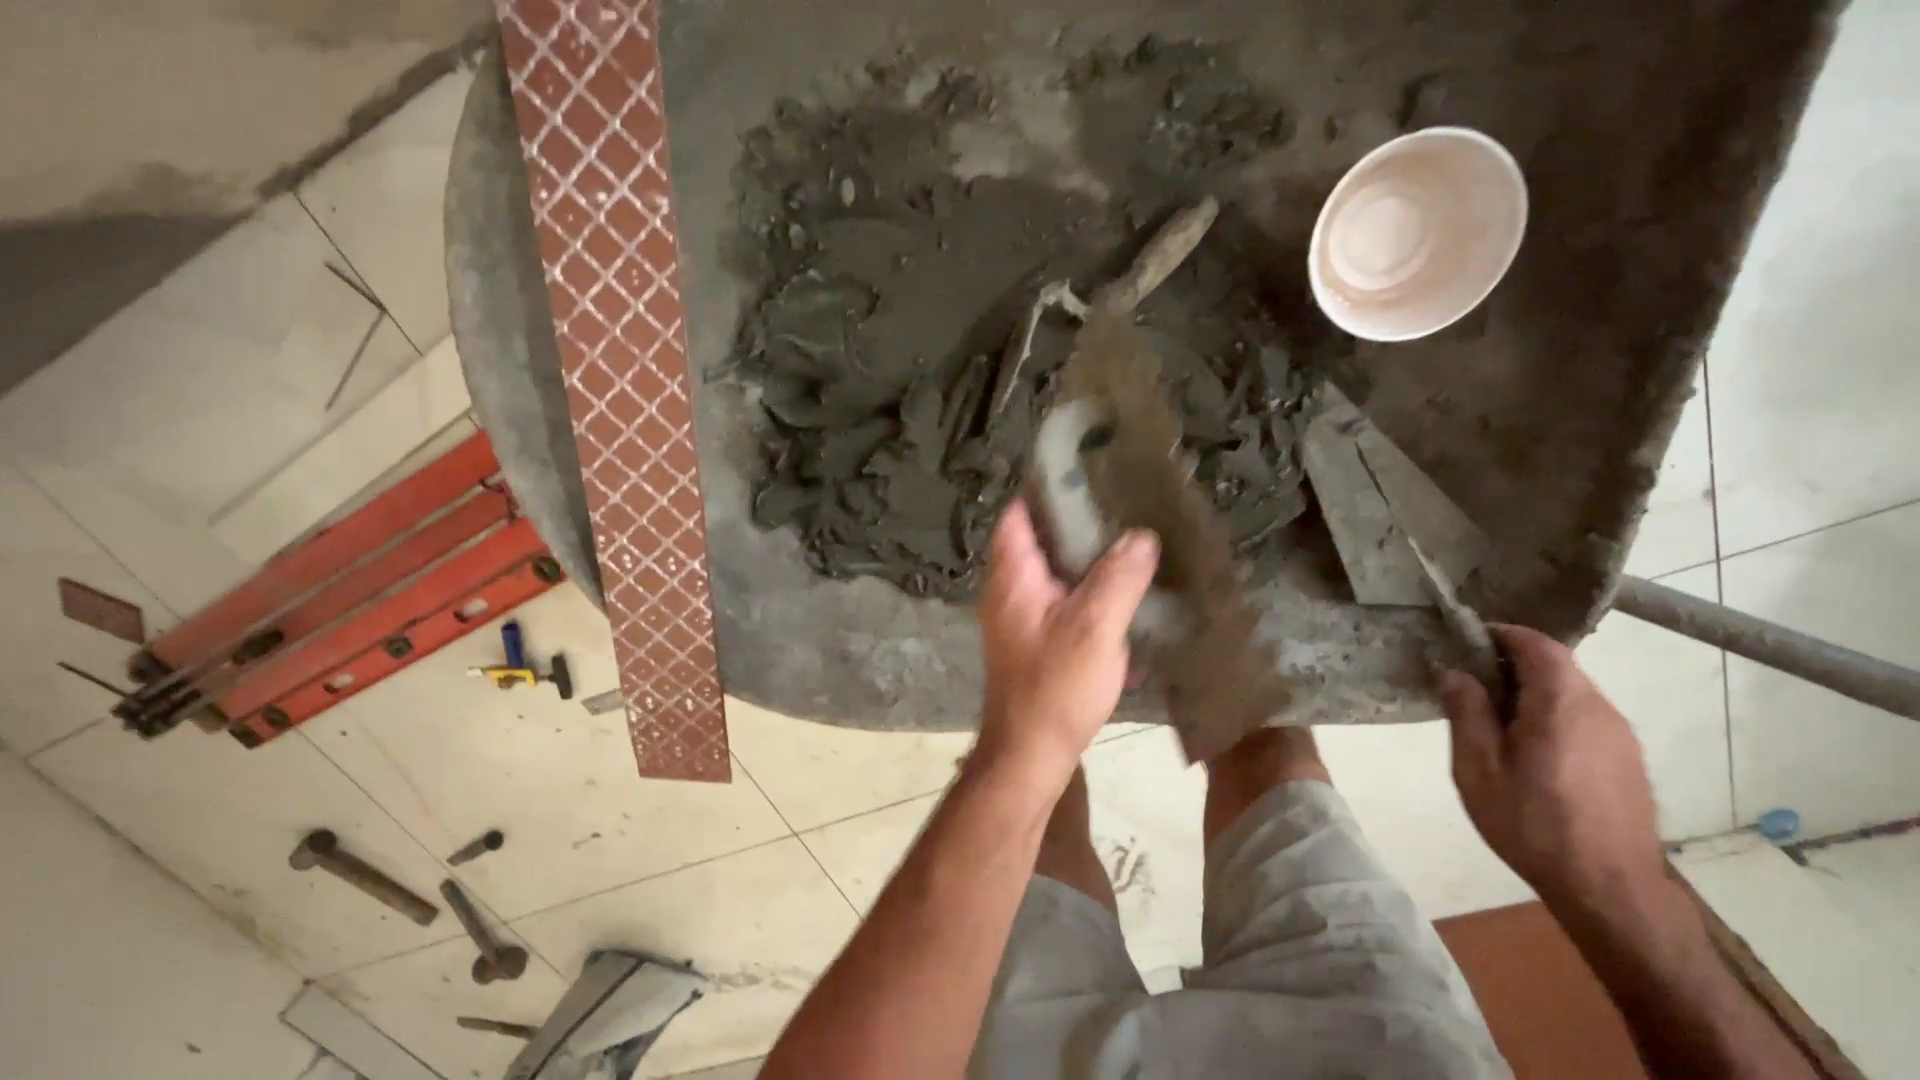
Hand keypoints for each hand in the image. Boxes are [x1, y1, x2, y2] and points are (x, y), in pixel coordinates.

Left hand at [975, 500, 1158, 779]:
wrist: (1029, 754)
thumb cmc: (1055, 687)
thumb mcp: (1094, 627)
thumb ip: (1119, 577)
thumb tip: (1142, 536)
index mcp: (1012, 576)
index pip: (1019, 513)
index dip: (1048, 487)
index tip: (1090, 470)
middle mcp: (1007, 590)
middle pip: (1037, 538)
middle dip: (1076, 520)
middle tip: (1123, 502)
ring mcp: (1019, 616)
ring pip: (1052, 571)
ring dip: (1084, 556)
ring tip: (1131, 537)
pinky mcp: (1033, 640)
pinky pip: (1060, 598)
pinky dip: (1085, 587)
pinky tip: (1122, 588)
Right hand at [1440, 623, 1665, 903]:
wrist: (1609, 888)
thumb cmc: (1533, 824)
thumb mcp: (1479, 769)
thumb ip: (1467, 713)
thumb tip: (1455, 672)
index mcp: (1562, 703)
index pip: (1538, 645)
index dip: (1503, 634)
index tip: (1468, 641)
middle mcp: (1600, 709)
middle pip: (1557, 668)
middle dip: (1513, 665)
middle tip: (1470, 685)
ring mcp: (1621, 736)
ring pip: (1572, 695)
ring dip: (1534, 693)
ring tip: (1495, 722)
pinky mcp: (1628, 761)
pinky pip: (1585, 720)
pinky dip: (1554, 717)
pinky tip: (1531, 752)